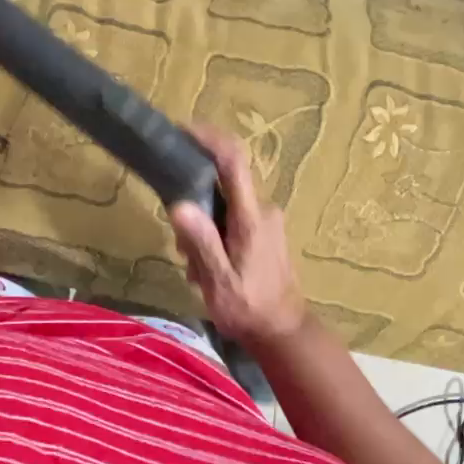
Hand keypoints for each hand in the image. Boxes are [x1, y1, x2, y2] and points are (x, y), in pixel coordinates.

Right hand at [168, 126, 308, 346]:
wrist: (283, 332)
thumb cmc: (250, 309)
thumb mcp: (220, 281)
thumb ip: (202, 243)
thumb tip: (179, 205)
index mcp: (251, 218)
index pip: (232, 162)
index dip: (209, 139)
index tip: (182, 130)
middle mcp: (262, 211)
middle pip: (221, 189)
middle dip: (195, 211)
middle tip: (184, 252)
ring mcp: (266, 222)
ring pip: (223, 210)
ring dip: (203, 234)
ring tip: (197, 272)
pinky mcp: (265, 235)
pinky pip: (231, 224)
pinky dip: (214, 241)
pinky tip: (209, 272)